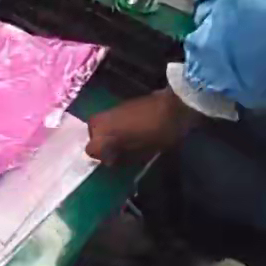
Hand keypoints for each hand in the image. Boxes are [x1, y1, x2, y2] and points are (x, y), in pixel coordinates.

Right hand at [85, 89, 199, 165]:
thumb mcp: (141, 153)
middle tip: (120, 150)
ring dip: (109, 135)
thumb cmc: (158, 134)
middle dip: (104, 144)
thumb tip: (111, 159)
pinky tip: (130, 129)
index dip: (104, 157)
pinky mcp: (117, 105)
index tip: (117, 160)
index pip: (91, 151)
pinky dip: (115, 126)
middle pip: (93, 138)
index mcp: (101, 137)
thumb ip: (121, 158)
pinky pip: (109, 120)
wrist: (174, 105)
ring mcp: (107, 111)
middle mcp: (98, 123)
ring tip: (126, 140)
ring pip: (100, 128)